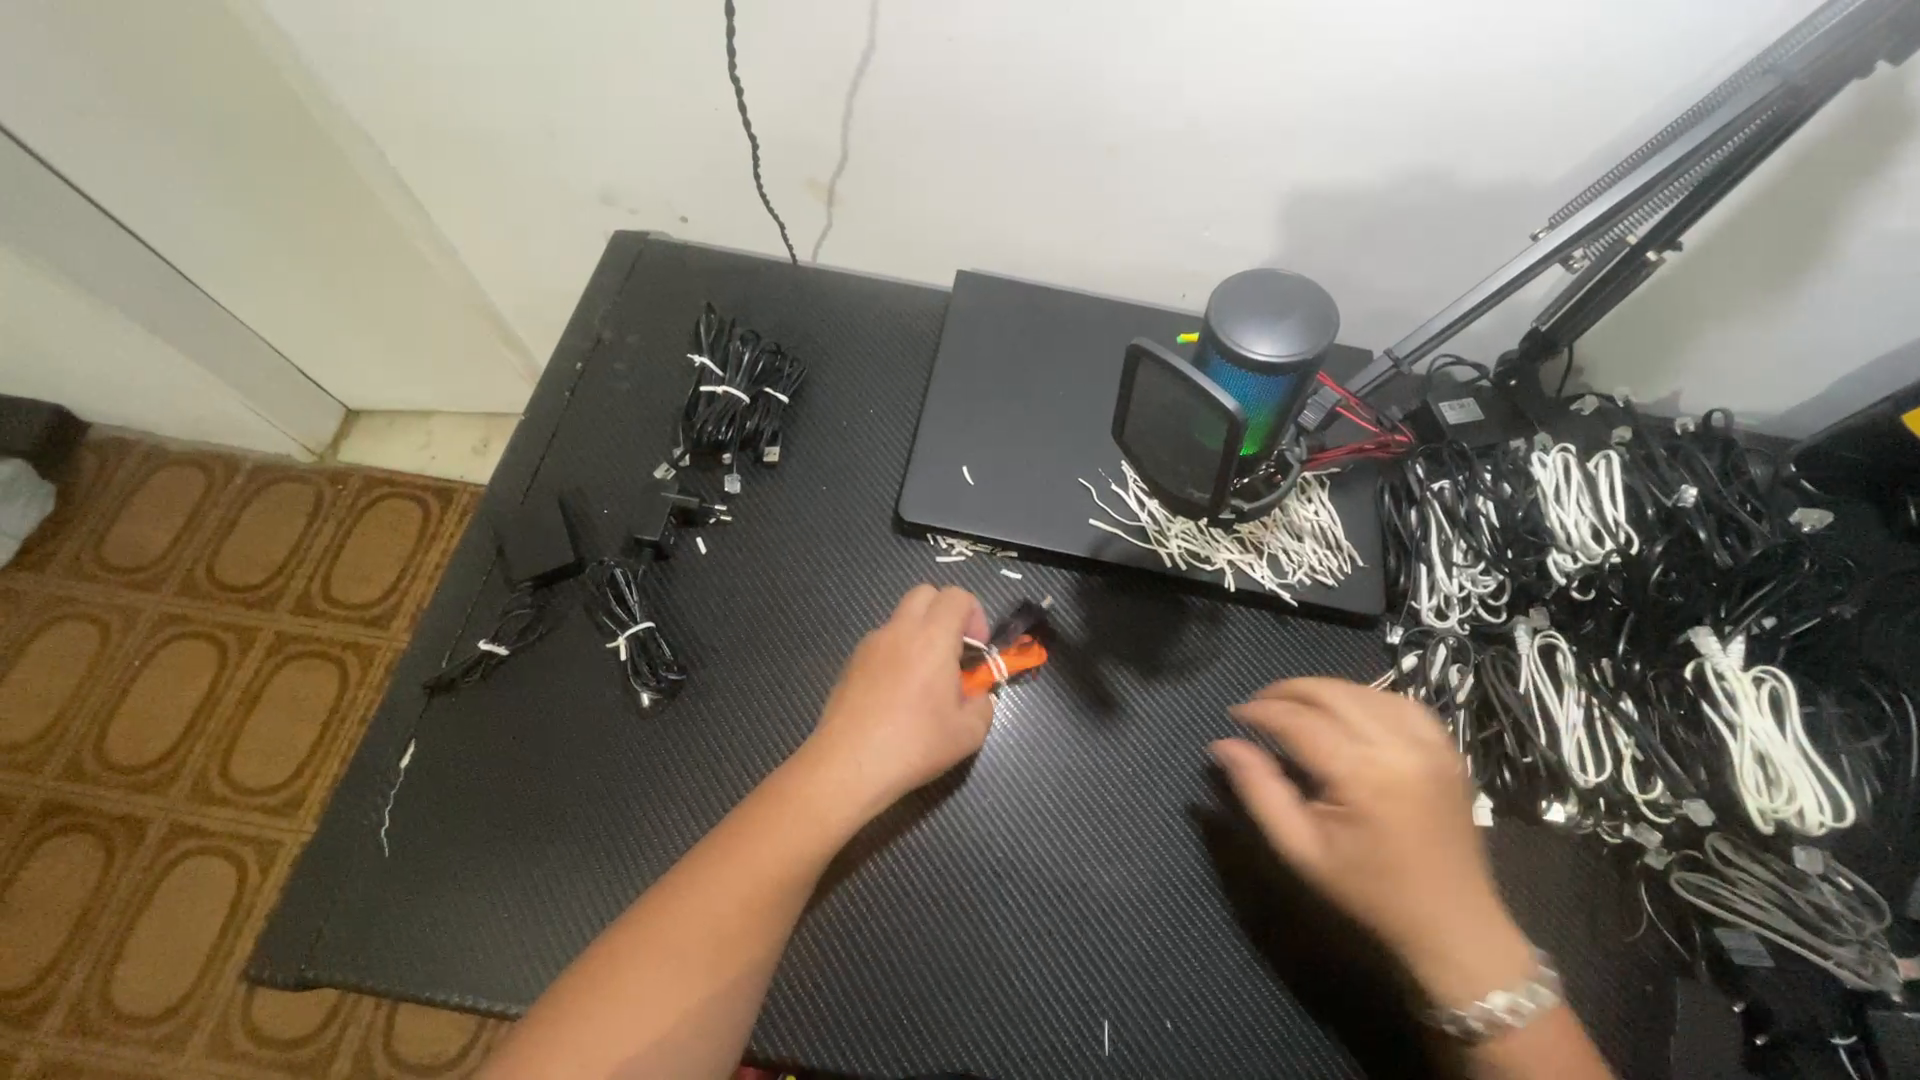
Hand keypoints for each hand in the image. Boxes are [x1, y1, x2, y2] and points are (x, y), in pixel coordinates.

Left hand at [800, 586, 994, 817]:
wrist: (848, 766)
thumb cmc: (914, 745)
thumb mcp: (969, 733)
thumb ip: (983, 704)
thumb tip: (977, 695)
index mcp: (932, 638)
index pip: (956, 596)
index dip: (974, 616)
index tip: (976, 651)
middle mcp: (898, 631)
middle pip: (925, 594)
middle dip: (946, 614)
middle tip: (953, 654)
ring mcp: (869, 645)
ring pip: (900, 620)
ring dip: (919, 635)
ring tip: (924, 681)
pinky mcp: (850, 664)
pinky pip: (881, 644)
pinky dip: (896, 655)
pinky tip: (896, 696)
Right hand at [1211, 678, 1534, 1007]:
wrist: (1450, 925)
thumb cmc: (1366, 892)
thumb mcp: (1298, 849)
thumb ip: (1257, 790)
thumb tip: (1222, 744)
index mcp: (1362, 774)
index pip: (1298, 720)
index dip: (1259, 710)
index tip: (1233, 715)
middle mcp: (1400, 746)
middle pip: (1330, 692)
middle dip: (1285, 691)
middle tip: (1257, 706)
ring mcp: (1431, 744)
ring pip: (1363, 690)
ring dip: (1322, 692)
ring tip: (1294, 708)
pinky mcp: (1447, 749)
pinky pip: (1400, 702)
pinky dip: (1364, 698)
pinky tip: (1345, 713)